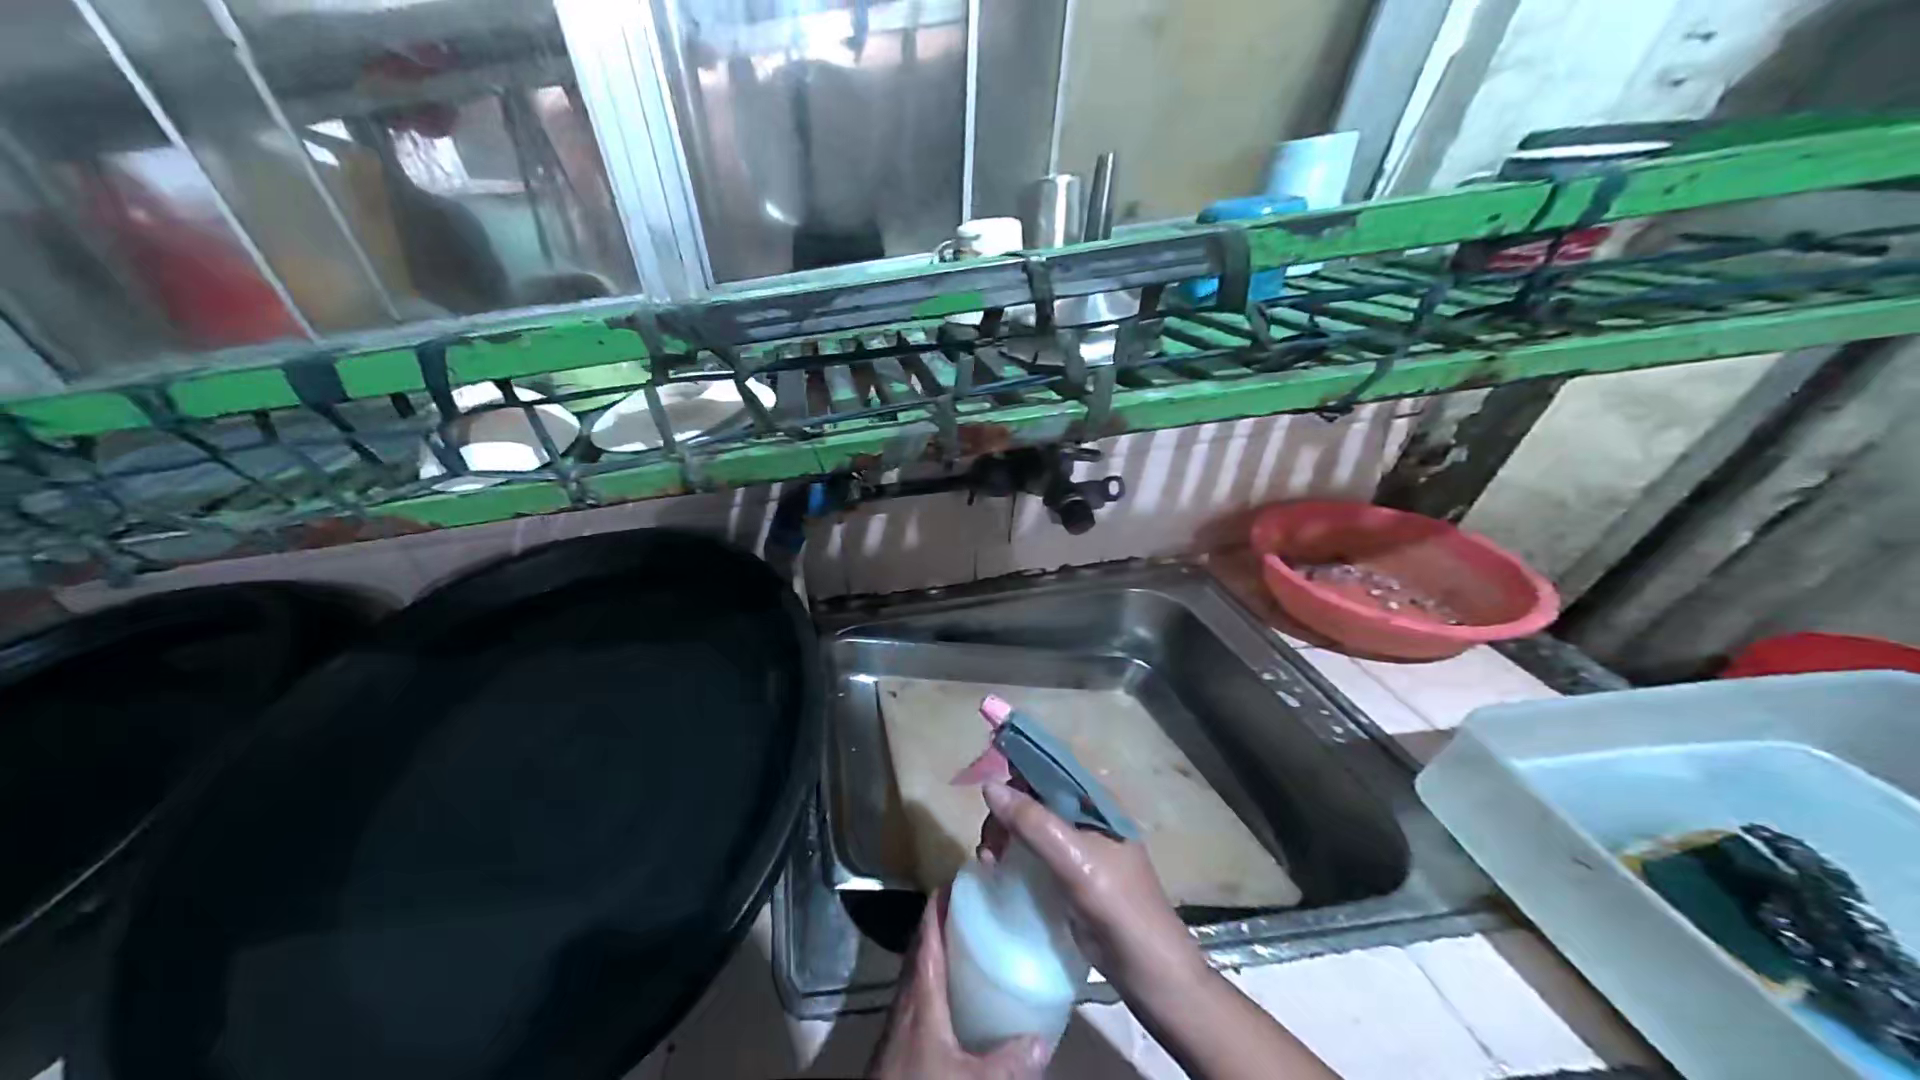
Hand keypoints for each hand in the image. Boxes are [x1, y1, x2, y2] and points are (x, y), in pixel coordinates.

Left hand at [868, 885, 1051, 1079]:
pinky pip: (917, 988)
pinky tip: (955, 989)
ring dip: (937, 946)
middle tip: (975, 906)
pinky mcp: (898, 1034)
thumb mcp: (972, 1079)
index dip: (940, 903)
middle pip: (922, 943)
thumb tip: (1043, 1039)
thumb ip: (1008, 1061)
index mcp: (921, 990)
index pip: (928, 932)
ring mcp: (899, 1014)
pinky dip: (934, 974)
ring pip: (917, 966)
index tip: (961, 880)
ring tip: (969, 939)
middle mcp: (906, 993)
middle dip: (943, 920)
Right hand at [978, 781, 1208, 1001]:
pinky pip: (1030, 849)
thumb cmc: (1117, 903)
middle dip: (1005, 810)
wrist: (1145, 967)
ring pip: (1027, 822)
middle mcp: (1084, 813)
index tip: (986, 783)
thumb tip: (989, 785)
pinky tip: (995, 868)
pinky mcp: (1066, 870)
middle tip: (990, 842)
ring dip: (1002, 833)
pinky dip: (1009, 852)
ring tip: (989, 860)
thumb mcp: (1073, 859)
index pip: (1050, 766)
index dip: (1017, 766)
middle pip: (1032, 794)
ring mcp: (1075, 843)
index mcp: (1095, 799)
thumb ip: (1032, 822)